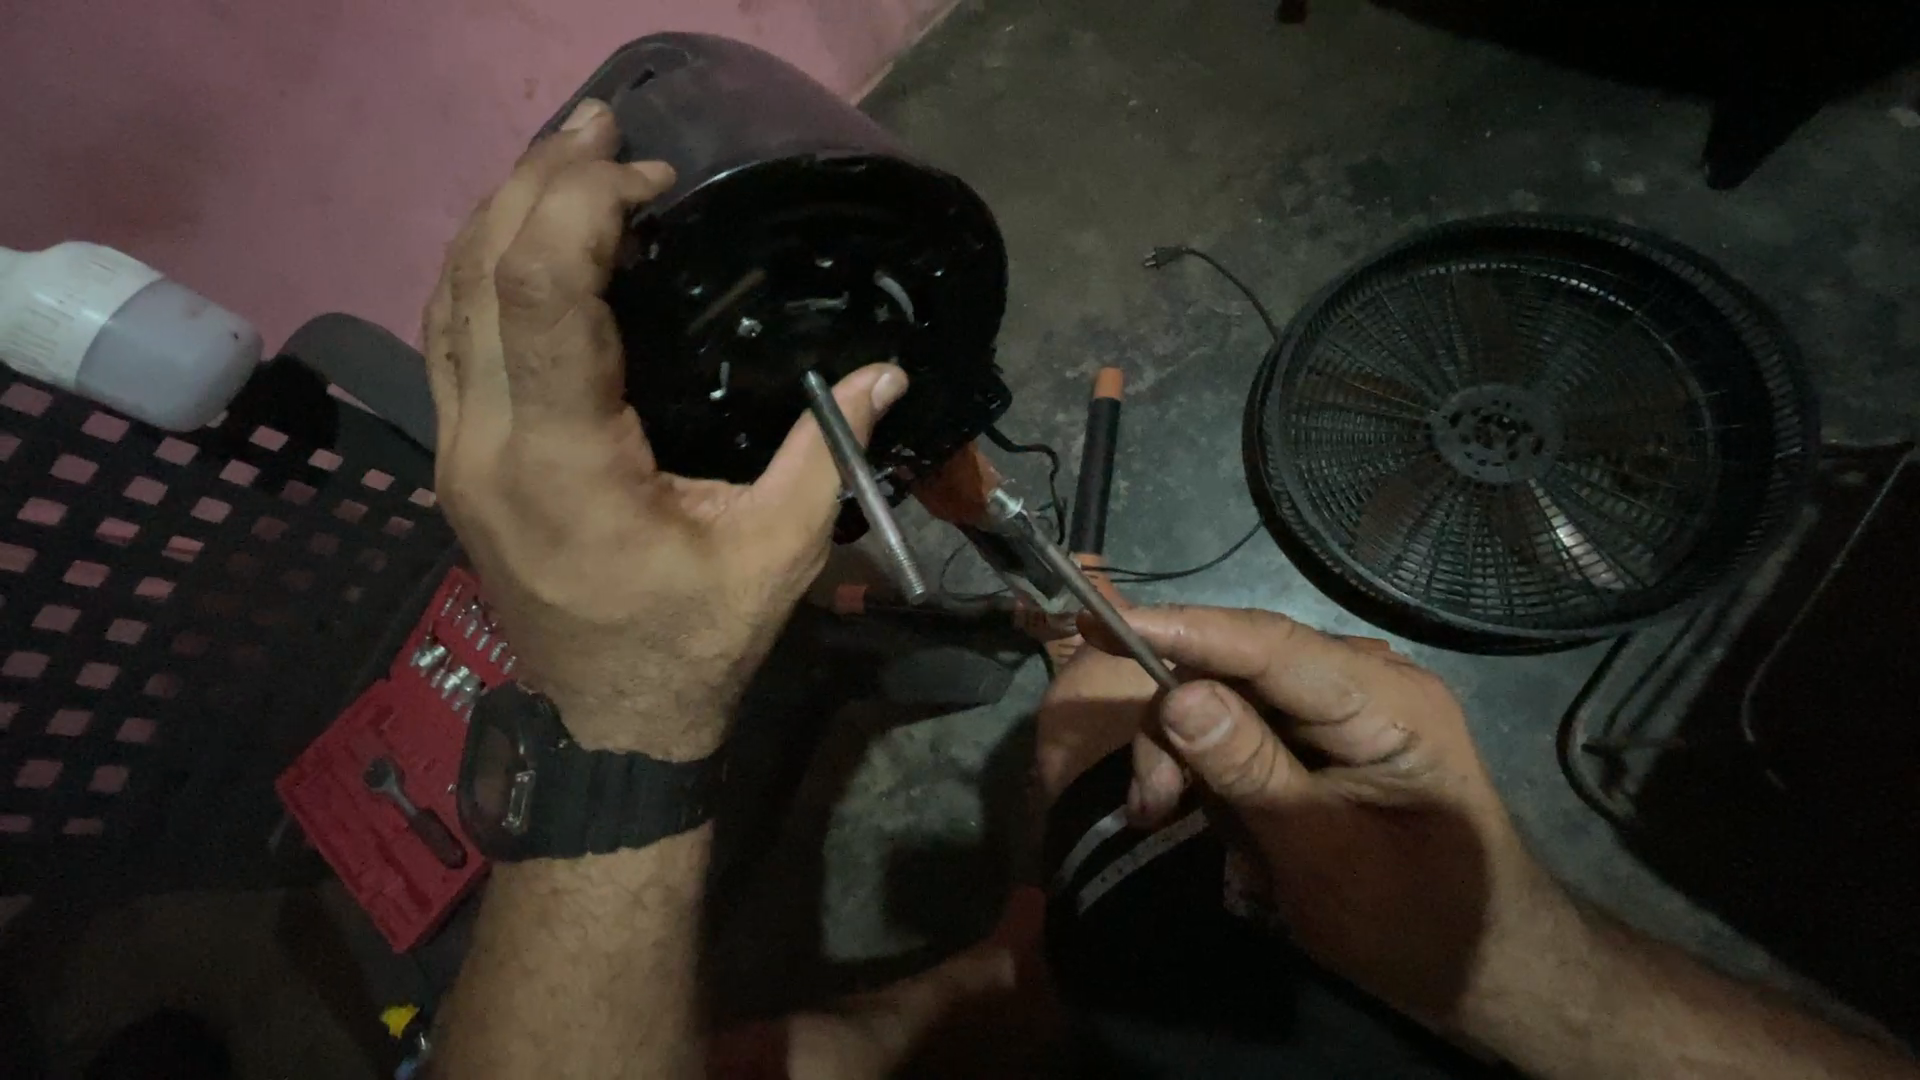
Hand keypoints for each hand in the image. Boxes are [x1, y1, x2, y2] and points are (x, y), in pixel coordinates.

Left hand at [422, 99, 907, 757]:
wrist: (613, 721)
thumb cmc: (698, 641)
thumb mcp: (780, 552)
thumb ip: (829, 453)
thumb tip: (886, 373)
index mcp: (564, 464)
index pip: (541, 292)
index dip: (584, 207)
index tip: (653, 182)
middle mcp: (486, 445)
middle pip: (478, 271)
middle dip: (538, 181)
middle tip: (606, 130)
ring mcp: (457, 455)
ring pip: (447, 298)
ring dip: (503, 216)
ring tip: (568, 163)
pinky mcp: (461, 465)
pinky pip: (452, 339)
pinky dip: (487, 272)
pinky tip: (532, 247)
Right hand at [1093, 606, 1570, 1027]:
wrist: (1479, 964)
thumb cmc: (1415, 920)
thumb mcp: (1323, 856)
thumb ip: (1250, 771)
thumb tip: (1176, 696)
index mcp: (1385, 701)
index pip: (1267, 644)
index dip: (1181, 628)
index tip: (1097, 620)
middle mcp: (1359, 678)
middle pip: (1231, 667)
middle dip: (1175, 726)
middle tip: (1148, 805)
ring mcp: (1336, 701)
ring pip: (1223, 696)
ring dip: (1184, 754)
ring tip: (1166, 818)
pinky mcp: (1316, 726)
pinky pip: (1238, 723)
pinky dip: (1206, 766)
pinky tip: (1202, 813)